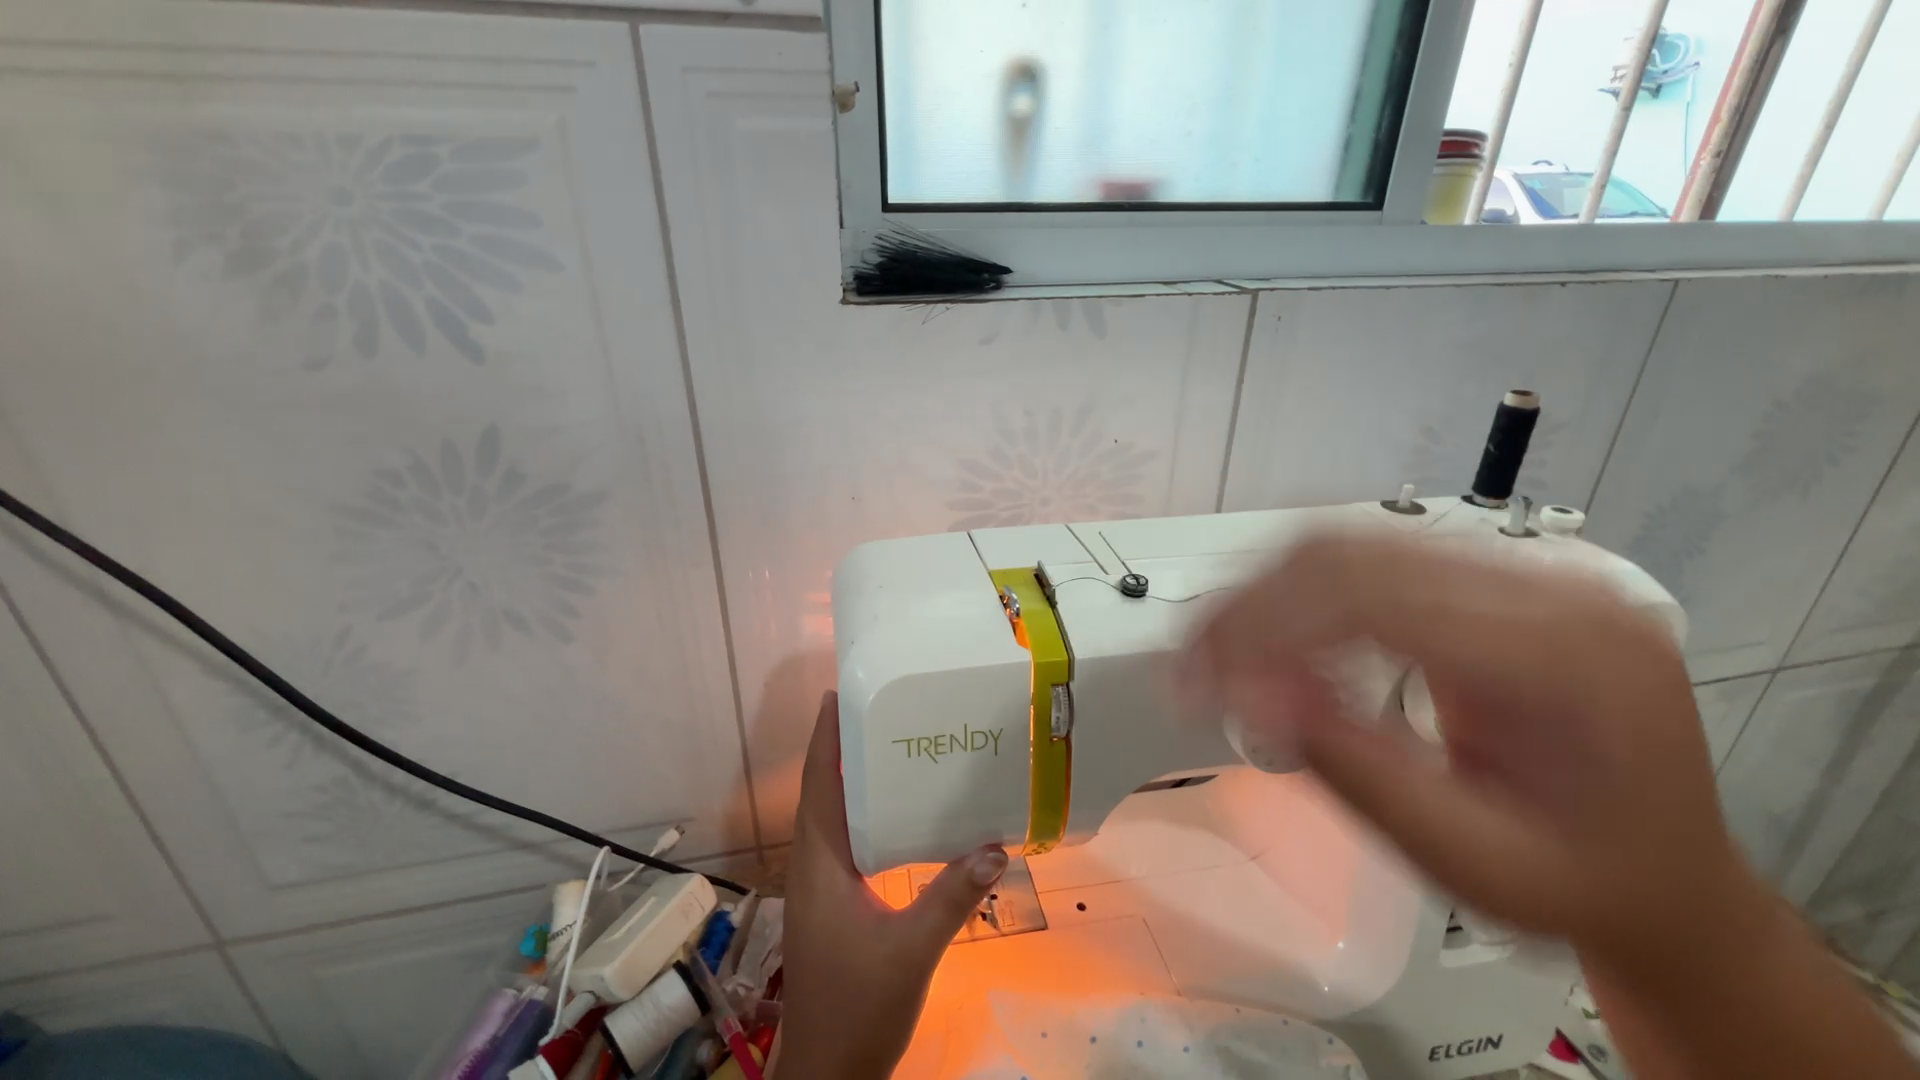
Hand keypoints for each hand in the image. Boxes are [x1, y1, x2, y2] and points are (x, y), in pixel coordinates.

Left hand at [776, 692, 1007, 1079]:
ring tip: (889, 749)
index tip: (837, 695)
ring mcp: (820, 889)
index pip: (819, 788)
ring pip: (830, 820)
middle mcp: (813, 868)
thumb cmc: (860, 1006)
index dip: (825, 740)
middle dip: (841, 750)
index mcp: (821, 866)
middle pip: (821, 795)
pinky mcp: (832, 907)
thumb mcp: (912, 950)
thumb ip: (952, 896)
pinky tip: (895, 818)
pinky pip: (843, 844)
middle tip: (879, 710)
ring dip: (850, 782)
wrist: (828, 1071)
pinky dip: (862, 817)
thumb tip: (996, 845)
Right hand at [1178, 531, 1751, 959]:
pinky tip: (1269, 642)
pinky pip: (1372, 566)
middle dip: (1251, 604)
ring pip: (1353, 544)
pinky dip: (1300, 598)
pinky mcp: (1491, 588)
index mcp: (1567, 653)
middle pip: (1357, 551)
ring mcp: (1523, 579)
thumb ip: (1362, 773)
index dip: (1267, 628)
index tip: (1195, 680)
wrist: (1665, 879)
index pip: (1380, 597)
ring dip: (1266, 594)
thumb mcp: (1473, 860)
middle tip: (1187, 667)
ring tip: (1213, 654)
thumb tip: (1254, 695)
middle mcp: (1550, 590)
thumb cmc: (1582, 886)